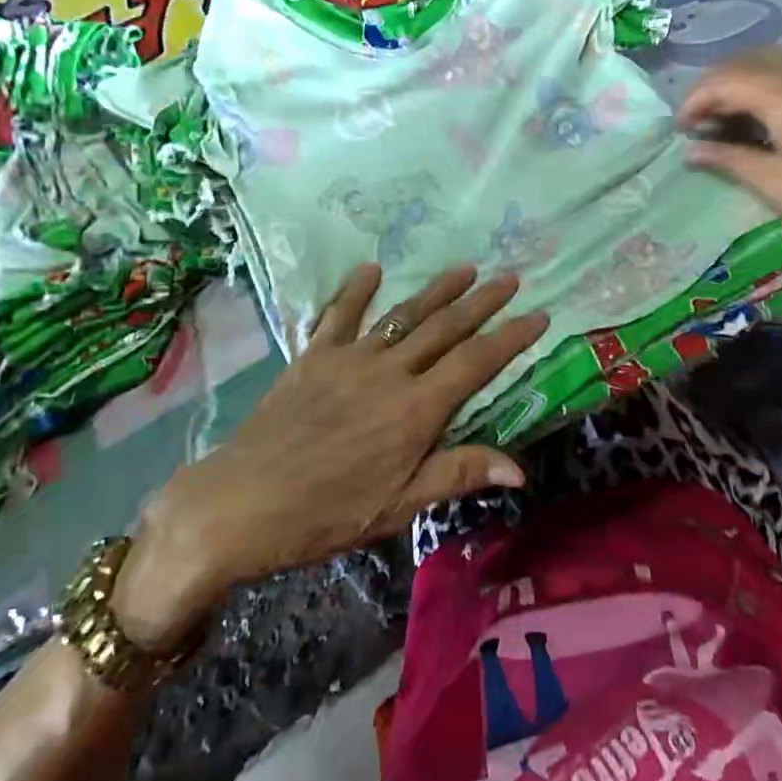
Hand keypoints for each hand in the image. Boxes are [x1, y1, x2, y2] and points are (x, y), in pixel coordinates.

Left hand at [111, 264, 548, 649]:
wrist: (243, 501)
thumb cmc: (327, 513)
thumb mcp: (398, 506)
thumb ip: (456, 474)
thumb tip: (520, 469)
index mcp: (415, 411)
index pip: (476, 364)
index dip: (510, 338)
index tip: (537, 315)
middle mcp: (388, 373)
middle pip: (444, 329)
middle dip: (481, 302)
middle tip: (509, 277)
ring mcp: (347, 359)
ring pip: (401, 316)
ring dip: (435, 291)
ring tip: (463, 268)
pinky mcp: (311, 357)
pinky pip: (338, 316)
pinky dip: (357, 291)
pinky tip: (372, 269)